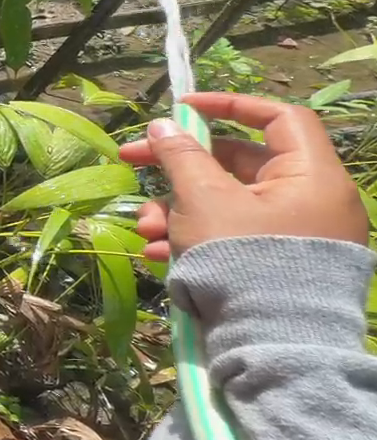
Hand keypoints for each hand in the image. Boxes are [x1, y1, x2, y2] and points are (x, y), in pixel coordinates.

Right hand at [116, 91, 368, 262]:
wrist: (272, 334)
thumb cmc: (243, 253)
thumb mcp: (202, 197)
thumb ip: (181, 156)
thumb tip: (164, 126)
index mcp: (311, 177)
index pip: (279, 119)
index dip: (229, 105)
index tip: (180, 108)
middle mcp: (310, 199)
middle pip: (235, 161)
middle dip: (176, 166)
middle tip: (128, 160)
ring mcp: (293, 230)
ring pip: (222, 199)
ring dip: (174, 207)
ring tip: (146, 228)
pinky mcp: (274, 256)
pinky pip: (227, 230)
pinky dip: (190, 233)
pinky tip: (159, 250)